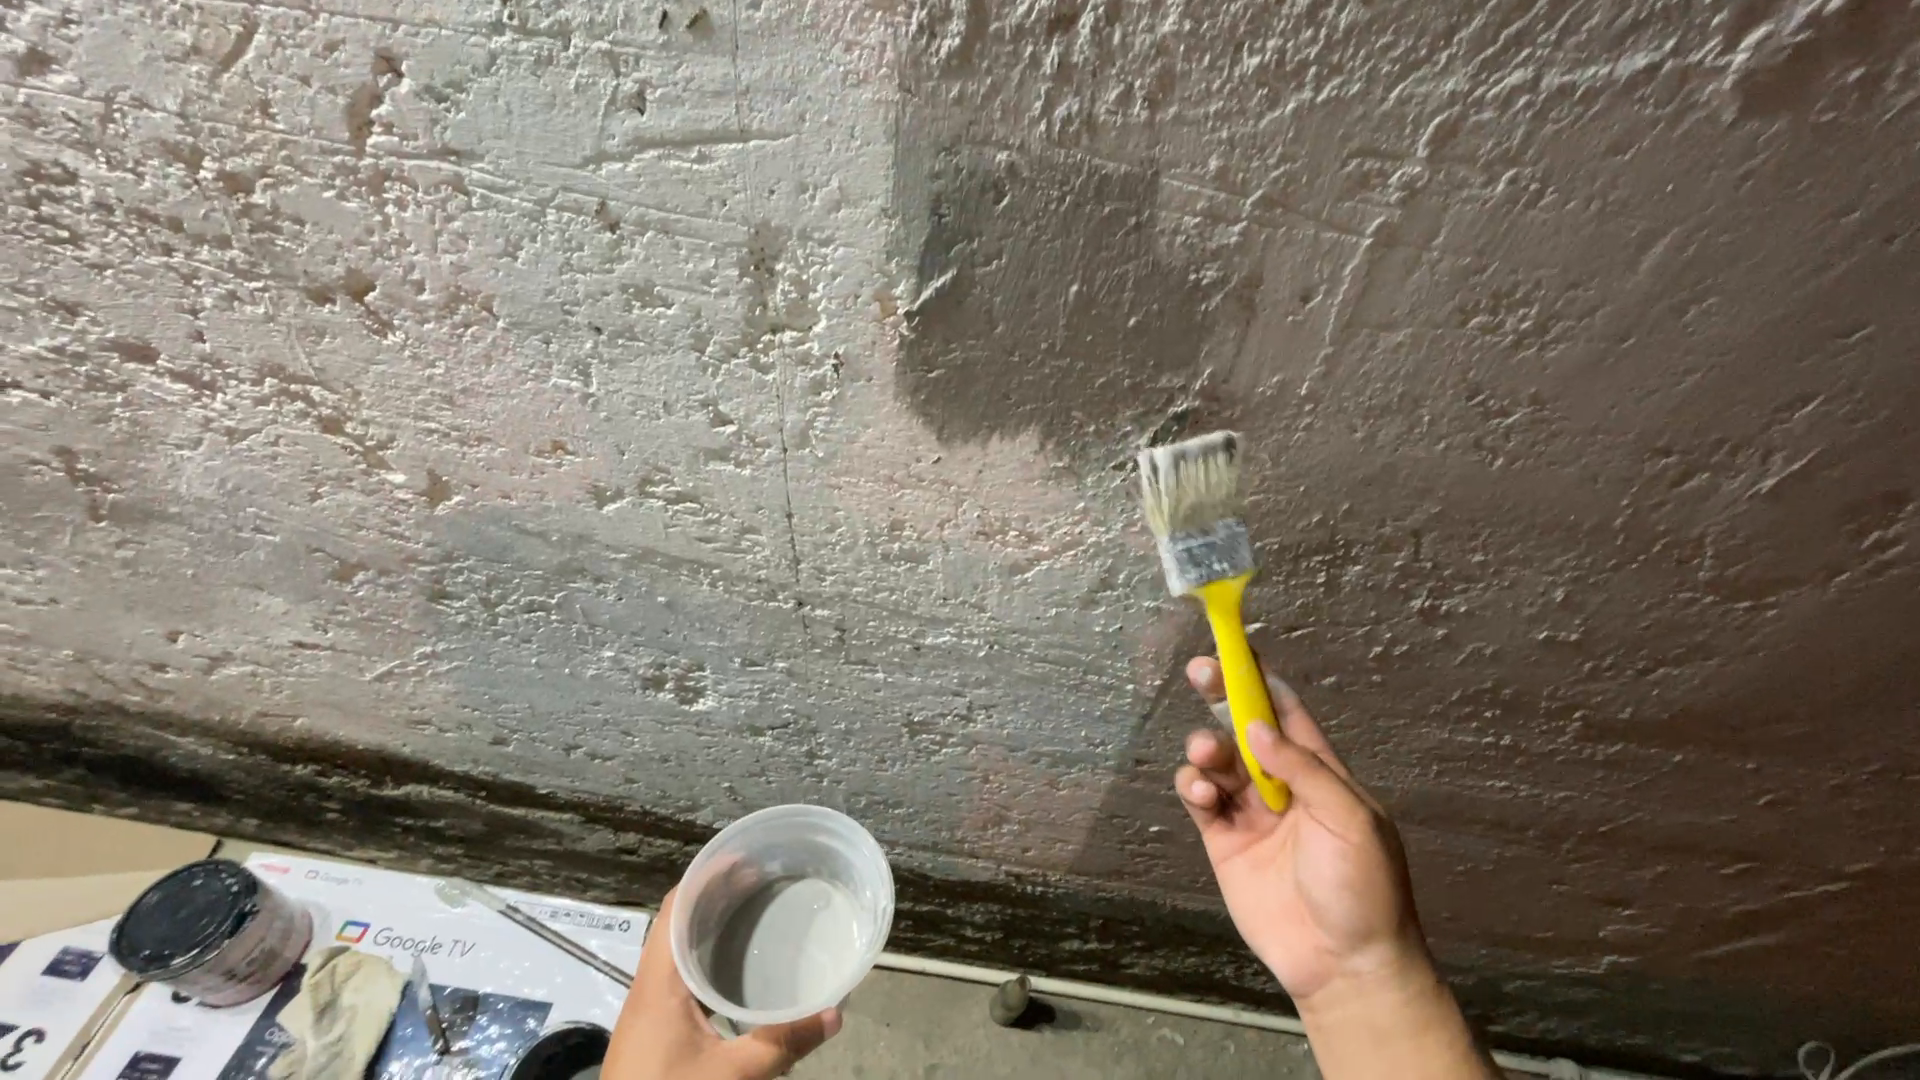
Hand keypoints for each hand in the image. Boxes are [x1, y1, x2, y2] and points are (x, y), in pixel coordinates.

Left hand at [603, 889, 840, 1079]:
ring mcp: (647, 1010)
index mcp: (659, 984)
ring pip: (675, 950)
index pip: (674, 908)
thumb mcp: (731, 1078)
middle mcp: (648, 988)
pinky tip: (733, 971)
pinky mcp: (651, 1031)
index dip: (705, 877)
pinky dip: (704, 957)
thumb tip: (835, 1014)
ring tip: (752, 913)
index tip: (744, 860)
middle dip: (715, 896)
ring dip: (708, 926)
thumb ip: (782, 1044)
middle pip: (676, 923)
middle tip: (761, 881)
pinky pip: (677, 976)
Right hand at [1174, 655, 1427, 1008]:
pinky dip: (1193, 787)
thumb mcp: (1350, 820)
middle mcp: (1280, 782)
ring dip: (1205, 746)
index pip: (1286, 711)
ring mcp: (1249, 811)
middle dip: (1220, 696)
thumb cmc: (1363, 888)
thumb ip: (1303, 769)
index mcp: (1319, 771)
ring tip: (1206, 755)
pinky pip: (1200, 799)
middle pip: (1242, 726)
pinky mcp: (1223, 840)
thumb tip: (1256, 724)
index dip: (1261, 678)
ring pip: (1216, 759)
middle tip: (1198, 671)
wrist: (1343, 965)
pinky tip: (1202, 794)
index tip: (1234, 647)